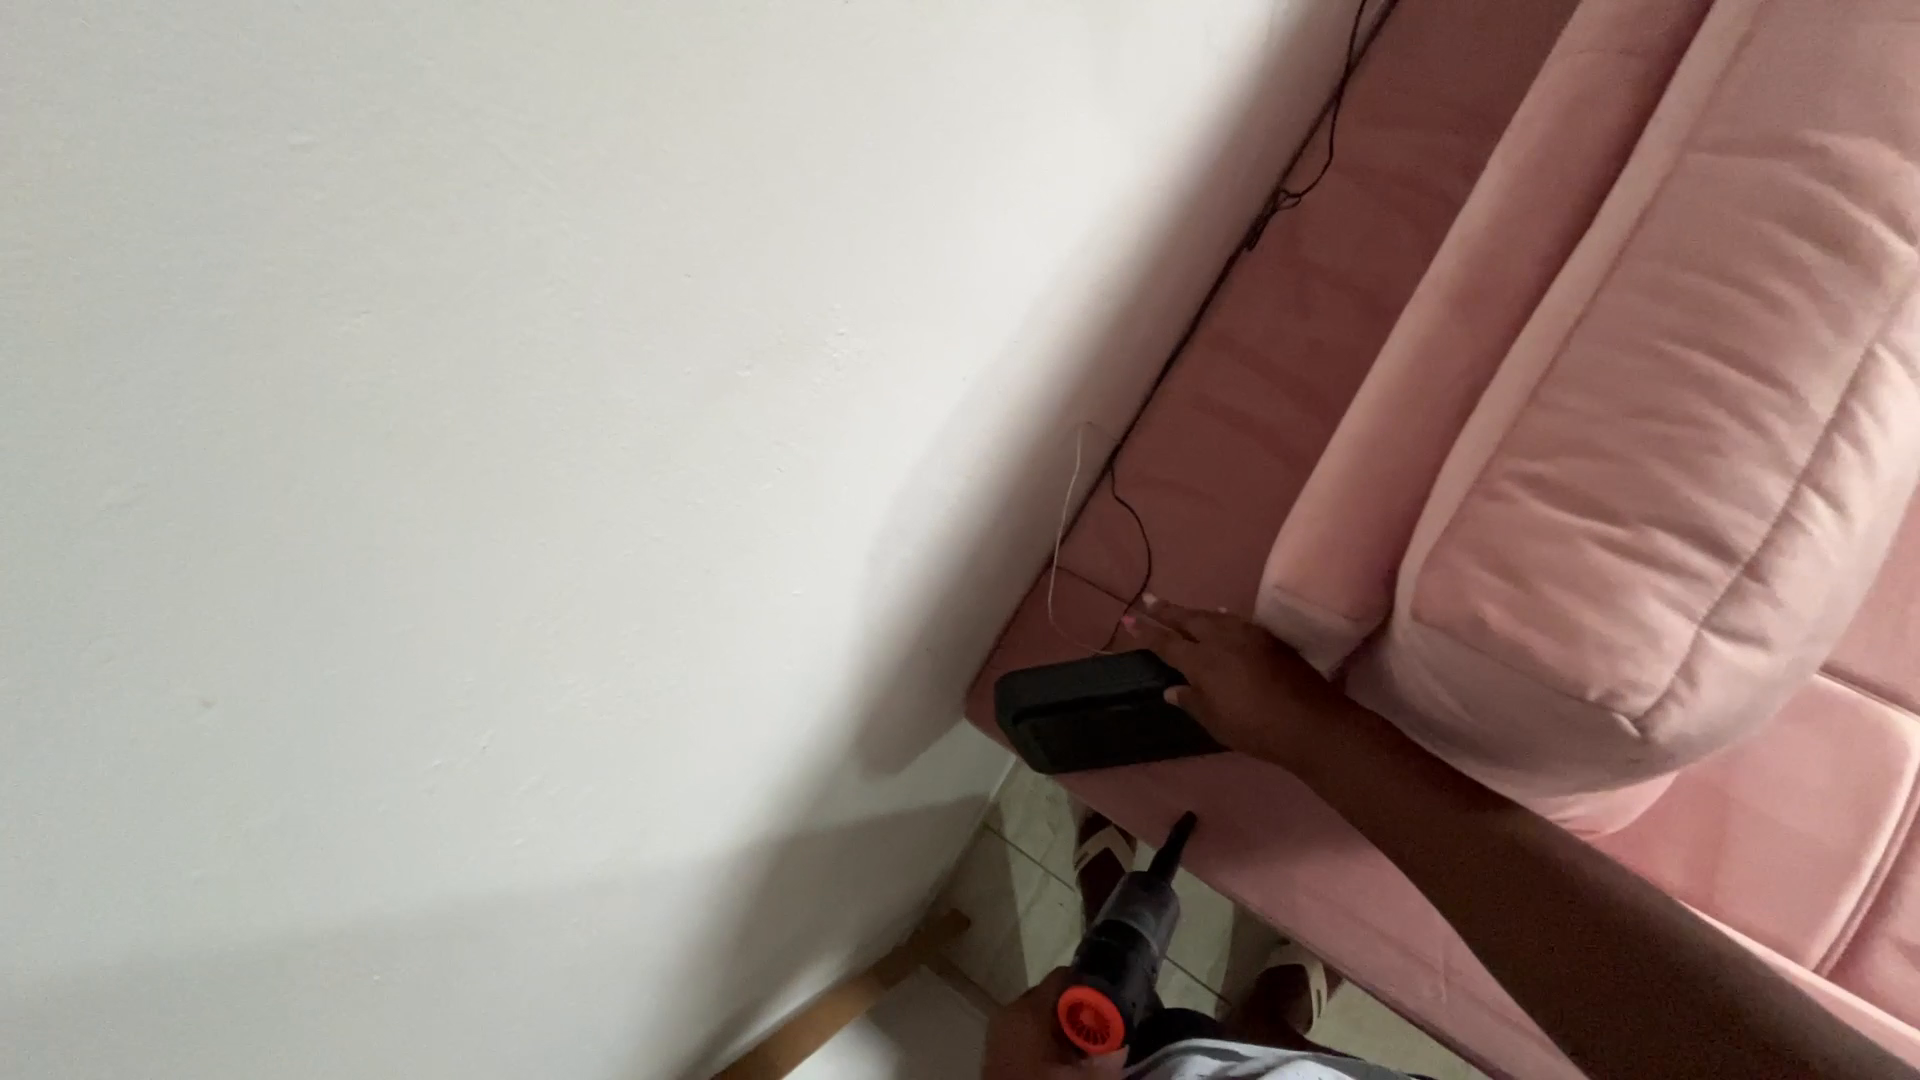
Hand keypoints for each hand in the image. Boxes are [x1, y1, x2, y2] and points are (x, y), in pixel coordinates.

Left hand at [982, 969, 1125, 1079]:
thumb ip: (1103, 1065)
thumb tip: (1122, 1049)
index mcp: (1028, 1010)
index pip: (1060, 977)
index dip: (1085, 987)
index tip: (1104, 1002)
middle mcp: (1011, 1009)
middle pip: (1050, 995)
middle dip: (1074, 1011)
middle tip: (1096, 1031)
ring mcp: (1000, 1026)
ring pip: (1038, 1012)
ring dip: (1060, 1026)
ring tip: (1080, 1048)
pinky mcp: (996, 1043)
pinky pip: (1025, 1027)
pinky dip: (1044, 1036)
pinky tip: (1059, 1059)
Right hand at [1122, 594, 1356, 769]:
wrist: (1311, 723)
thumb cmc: (1255, 729)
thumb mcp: (1215, 721)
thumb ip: (1191, 701)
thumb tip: (1172, 689)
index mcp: (1201, 661)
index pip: (1165, 642)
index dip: (1145, 631)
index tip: (1129, 619)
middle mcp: (1221, 640)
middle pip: (1188, 619)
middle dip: (1166, 610)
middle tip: (1148, 599)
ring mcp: (1248, 635)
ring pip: (1213, 616)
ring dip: (1194, 612)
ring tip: (1182, 609)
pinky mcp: (1270, 639)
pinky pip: (1236, 620)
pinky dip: (1222, 616)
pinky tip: (1223, 615)